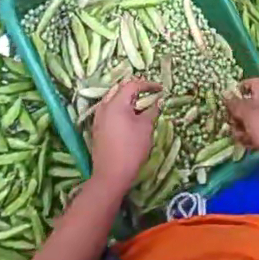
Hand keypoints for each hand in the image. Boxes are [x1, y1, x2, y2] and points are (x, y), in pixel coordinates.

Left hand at [88, 78, 161, 194]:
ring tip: (141, 106)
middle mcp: (104, 107)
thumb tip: (158, 101)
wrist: (111, 174)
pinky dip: (120, 109)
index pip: (132, 85)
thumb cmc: (131, 149)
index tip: (161, 89)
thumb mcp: (146, 128)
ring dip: (127, 99)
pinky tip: (129, 118)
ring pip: (112, 100)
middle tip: (150, 94)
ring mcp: (98, 118)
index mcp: (115, 103)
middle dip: (135, 89)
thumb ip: (152, 111)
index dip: (148, 85)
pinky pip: (109, 111)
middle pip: (119, 90)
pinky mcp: (97, 129)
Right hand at [225, 79, 258, 174]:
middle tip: (231, 120)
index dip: (242, 86)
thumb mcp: (249, 114)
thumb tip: (224, 92)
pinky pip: (251, 134)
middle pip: (246, 104)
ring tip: (239, 135)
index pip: (253, 83)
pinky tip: (245, 144)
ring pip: (247, 120)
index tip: (230, 96)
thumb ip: (236, 104)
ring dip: (239, 127)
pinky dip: (247, 138)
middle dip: (235, 112)